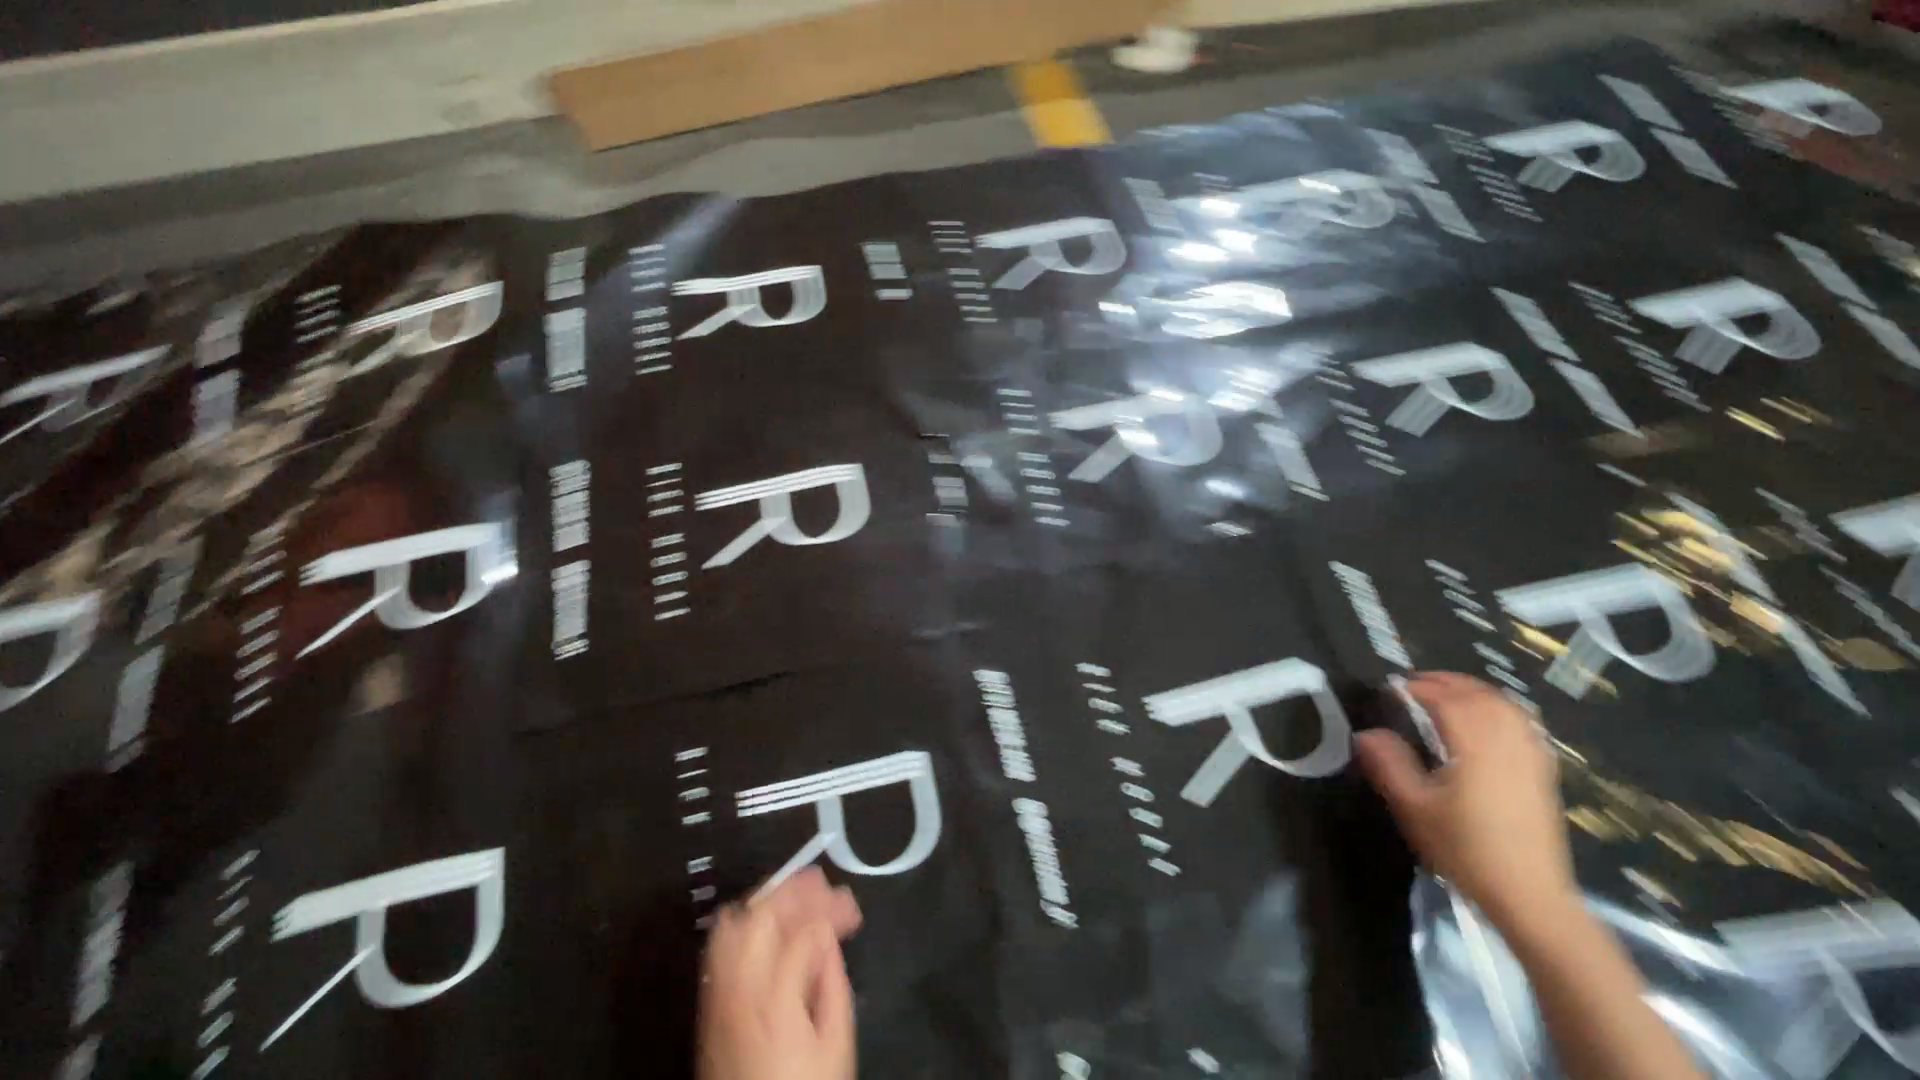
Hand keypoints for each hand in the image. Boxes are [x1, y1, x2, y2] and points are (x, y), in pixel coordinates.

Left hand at [698, 867, 862, 1079]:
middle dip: (794, 891)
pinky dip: (741, 922)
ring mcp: (719, 992)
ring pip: (733, 924)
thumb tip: (829, 939)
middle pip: (761, 915)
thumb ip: (833, 983)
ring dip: (764, 901)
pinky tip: (761, 922)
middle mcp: (741, 985)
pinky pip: (718, 946)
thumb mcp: (835, 1043)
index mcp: (777, 995)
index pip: (803, 930)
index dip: (830, 910)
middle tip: (821, 882)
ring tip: (792, 893)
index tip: (851, 907)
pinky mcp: (708, 1003)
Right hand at [1355, 672, 1578, 935]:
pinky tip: (1489, 721)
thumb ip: (1389, 765)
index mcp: (1474, 745)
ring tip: (1447, 696)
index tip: (1392, 688)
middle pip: (1479, 695)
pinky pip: (1524, 724)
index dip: (1418, 687)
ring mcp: (1531, 756)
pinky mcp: (1543, 772)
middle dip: (1446, 682)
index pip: (1446, 699)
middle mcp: (1507, 741)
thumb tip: (1365, 734)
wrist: (1528, 895)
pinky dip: (1501, 710)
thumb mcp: (1414, 809)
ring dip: (1474, 692)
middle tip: (1415, 686)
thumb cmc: (1465, 851)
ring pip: (1505, 706)